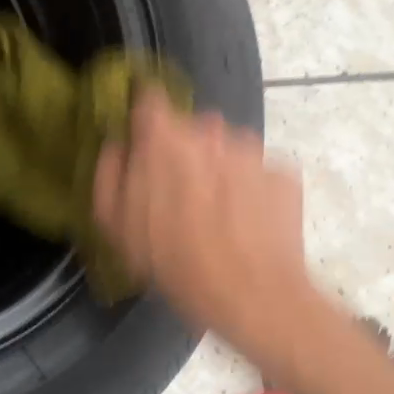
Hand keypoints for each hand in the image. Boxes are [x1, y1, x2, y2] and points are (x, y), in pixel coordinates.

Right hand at [93, 91, 325, 369]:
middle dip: (181, 149)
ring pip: (225, 147)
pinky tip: (242, 220)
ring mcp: (252, 151)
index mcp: (163, 138)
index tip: (140, 132)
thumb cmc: (173, 260)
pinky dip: (248, 187)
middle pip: (189, 126)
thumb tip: (118, 146)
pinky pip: (256, 170)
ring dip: (216, 167)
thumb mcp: (115, 223)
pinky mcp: (284, 174)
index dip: (143, 112)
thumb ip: (109, 172)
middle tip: (176, 190)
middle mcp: (209, 131)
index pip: (149, 97)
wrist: (253, 296)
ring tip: (213, 210)